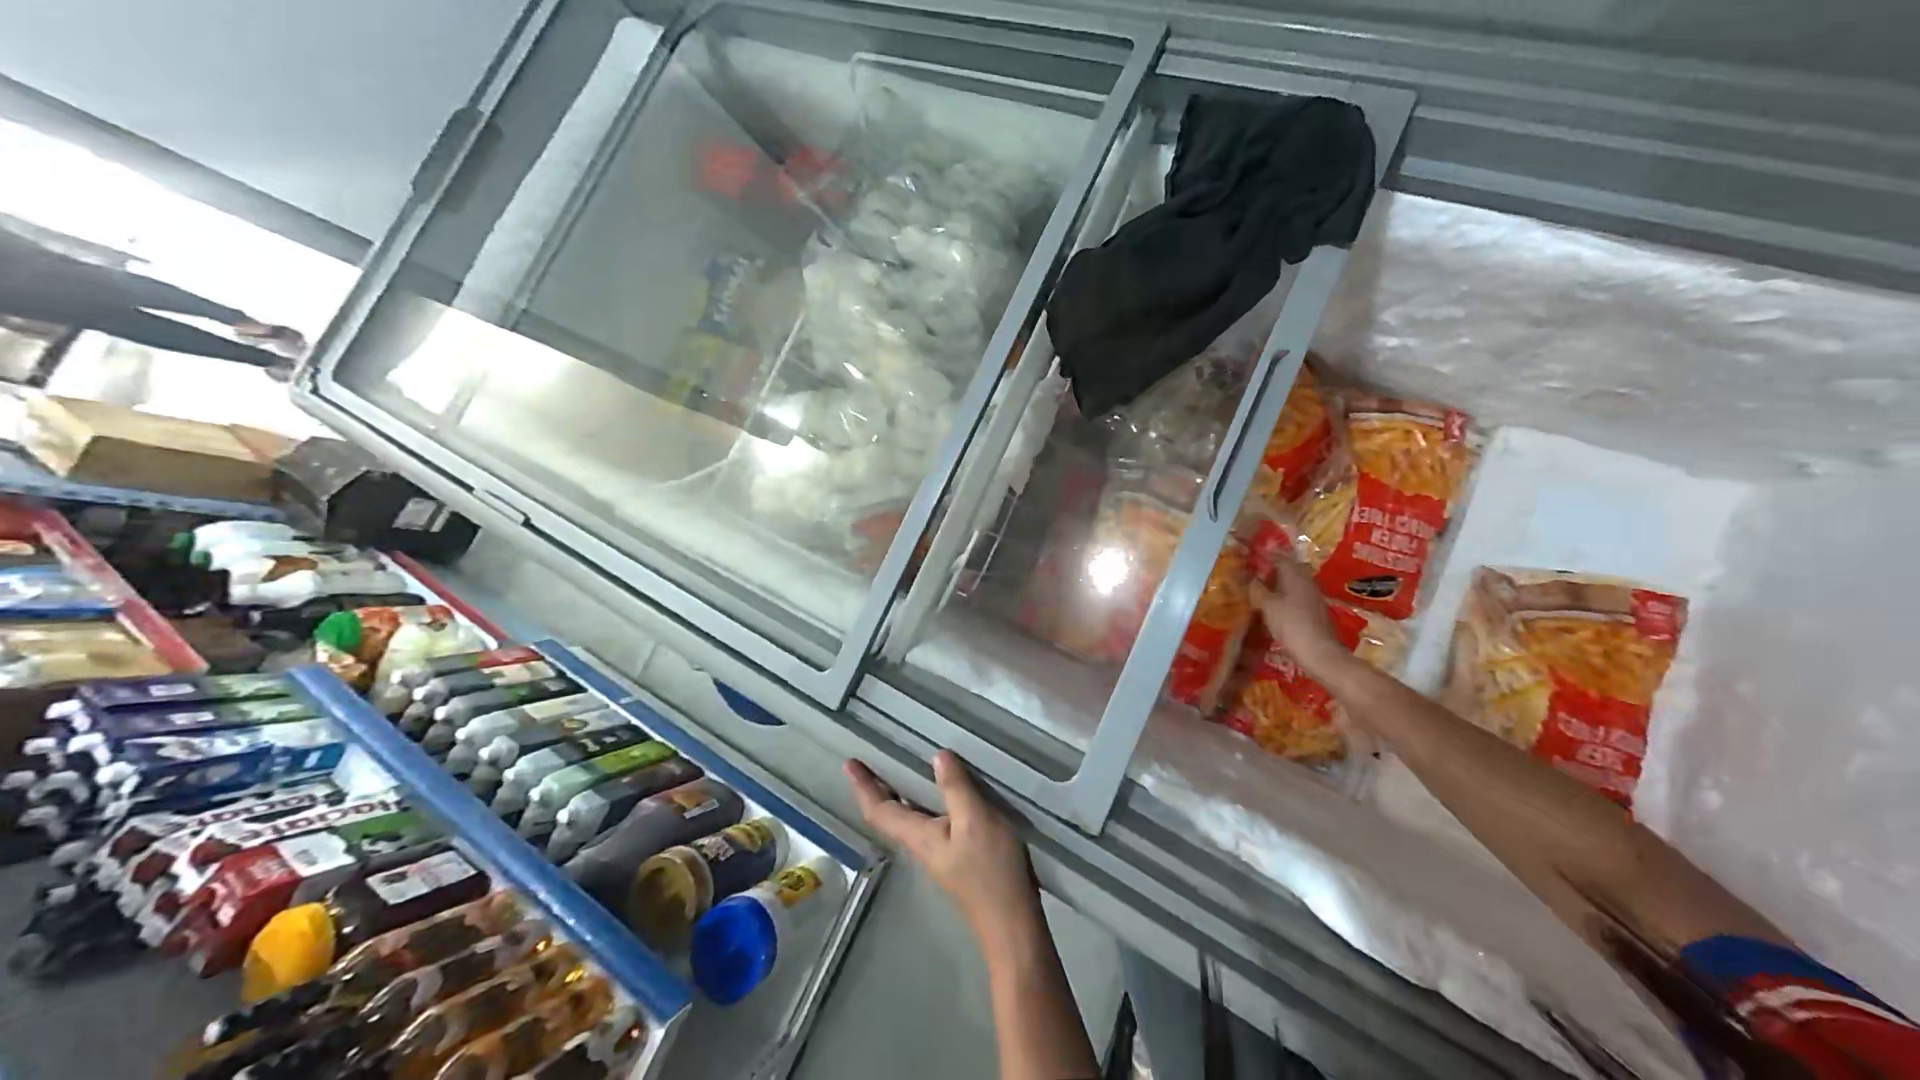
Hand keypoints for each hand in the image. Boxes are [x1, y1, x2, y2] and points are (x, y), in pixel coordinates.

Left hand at [845, 751, 1041, 951]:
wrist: (1011, 923)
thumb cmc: (991, 870)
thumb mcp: (976, 820)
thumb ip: (956, 788)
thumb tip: (936, 756)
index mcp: (918, 836)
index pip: (879, 810)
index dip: (863, 787)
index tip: (850, 764)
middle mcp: (922, 846)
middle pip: (889, 815)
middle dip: (875, 789)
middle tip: (868, 764)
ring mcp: (938, 855)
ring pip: (907, 820)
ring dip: (897, 796)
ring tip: (899, 771)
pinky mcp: (956, 859)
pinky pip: (927, 824)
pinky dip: (922, 804)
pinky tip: (939, 796)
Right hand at [1258, 554, 1348, 676]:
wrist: (1319, 652)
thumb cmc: (1291, 625)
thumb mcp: (1267, 606)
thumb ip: (1257, 589)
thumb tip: (1249, 576)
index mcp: (1295, 575)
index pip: (1280, 557)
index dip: (1265, 555)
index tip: (1250, 556)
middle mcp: (1307, 582)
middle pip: (1290, 568)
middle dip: (1274, 567)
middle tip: (1255, 571)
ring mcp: (1313, 597)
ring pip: (1295, 582)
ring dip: (1280, 582)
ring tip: (1262, 588)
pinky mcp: (1315, 611)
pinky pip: (1298, 595)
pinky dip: (1286, 595)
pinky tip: (1275, 605)